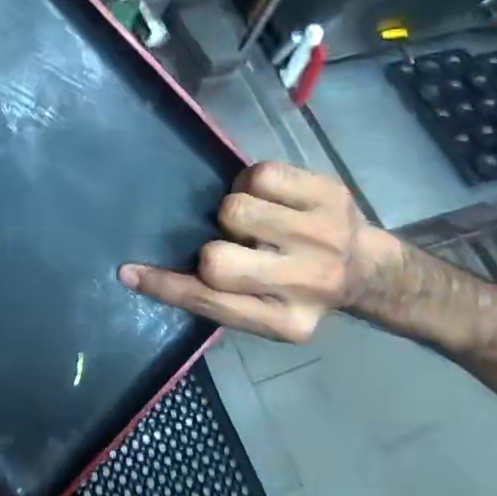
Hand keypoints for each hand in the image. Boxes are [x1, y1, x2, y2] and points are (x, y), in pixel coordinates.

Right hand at [118, 161, 405, 342]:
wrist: (367, 268)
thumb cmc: (302, 291)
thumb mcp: (264, 313)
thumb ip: (214, 298)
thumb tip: (142, 274)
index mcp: (284, 321)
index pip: (210, 303)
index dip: (165, 286)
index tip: (129, 272)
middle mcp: (306, 283)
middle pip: (218, 258)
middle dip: (215, 245)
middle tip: (237, 244)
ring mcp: (322, 236)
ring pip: (236, 208)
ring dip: (236, 210)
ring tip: (259, 220)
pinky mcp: (329, 194)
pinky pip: (261, 174)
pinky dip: (254, 181)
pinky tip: (271, 198)